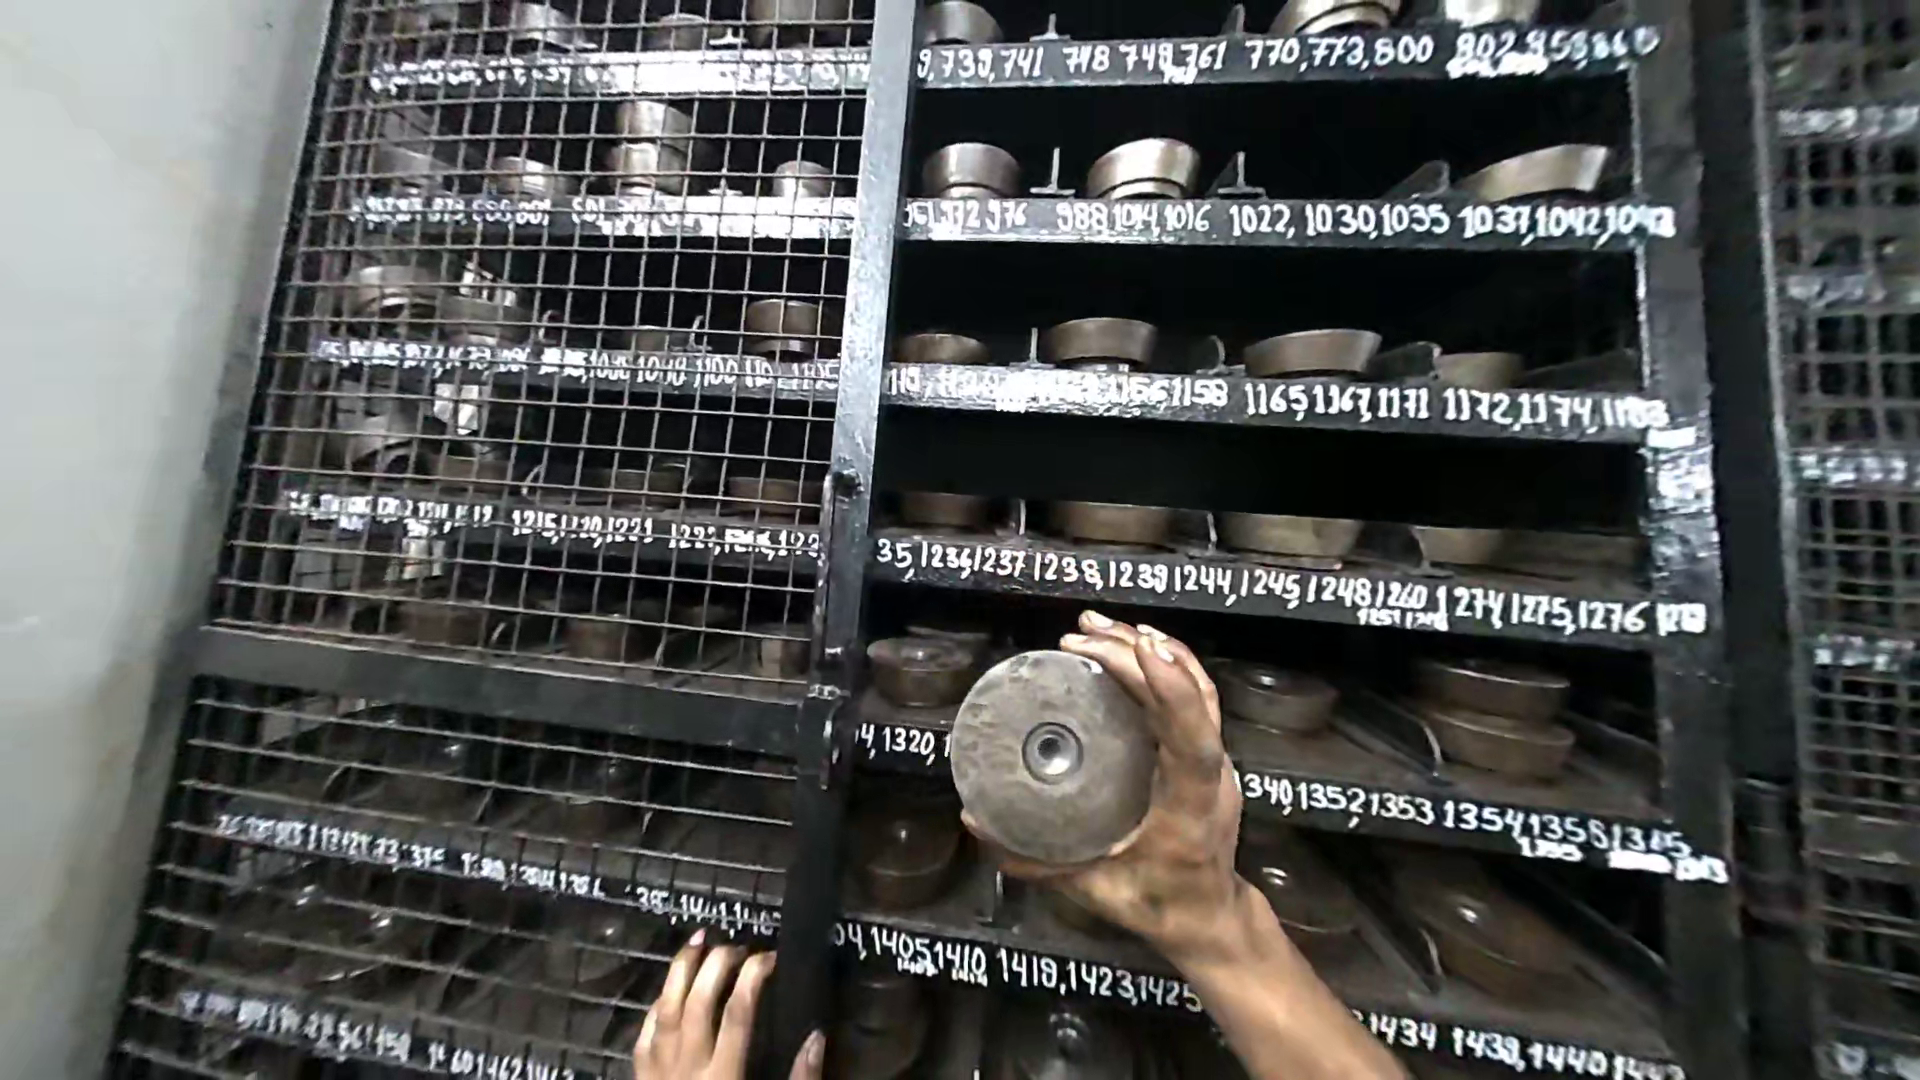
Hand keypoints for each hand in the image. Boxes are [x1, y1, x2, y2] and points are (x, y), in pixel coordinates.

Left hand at [633, 932, 823, 1079]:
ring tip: (699, 939)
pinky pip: (643, 1039)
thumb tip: (817, 1036)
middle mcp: (686, 1073)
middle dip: (718, 964)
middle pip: (698, 1003)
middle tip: (740, 946)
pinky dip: (656, 1008)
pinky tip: (669, 990)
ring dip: (680, 971)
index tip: (772, 956)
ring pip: (664, 1012)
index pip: (738, 1013)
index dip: (755, 975)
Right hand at [963, 612, 1248, 964]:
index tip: (1139, 648)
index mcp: (1188, 808)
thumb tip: (972, 816)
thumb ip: (1029, 858)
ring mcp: (1216, 758)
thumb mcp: (1090, 889)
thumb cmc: (1155, 904)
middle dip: (1134, 657)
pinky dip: (1165, 659)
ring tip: (1096, 624)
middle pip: (1190, 699)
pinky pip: (1195, 693)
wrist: (1209, 917)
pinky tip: (1132, 639)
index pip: (1193, 743)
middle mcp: (1211, 774)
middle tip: (1076, 637)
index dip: (1173, 692)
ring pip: (1198, 687)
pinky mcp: (1206, 748)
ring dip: (1150, 648)